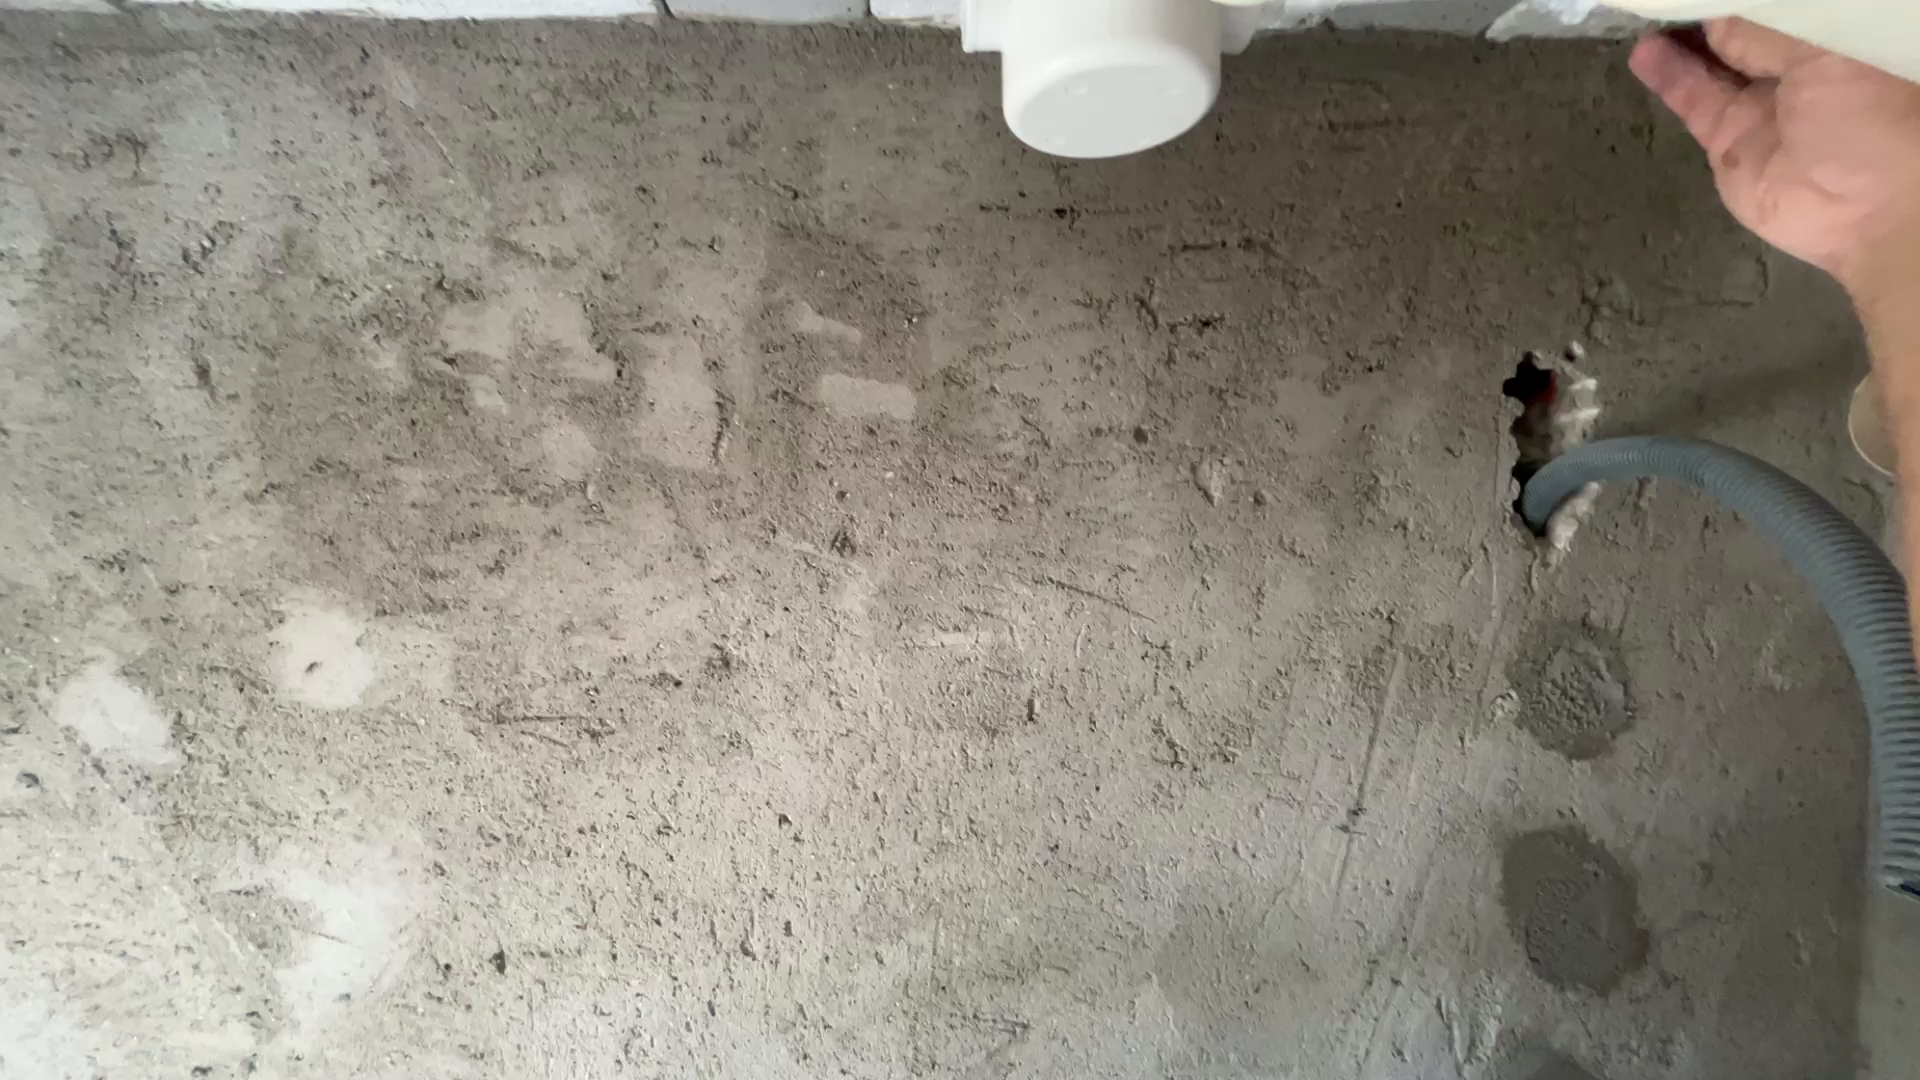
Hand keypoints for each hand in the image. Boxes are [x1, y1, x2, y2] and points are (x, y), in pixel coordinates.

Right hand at [1629, 19, 1919, 300]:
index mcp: (1855, 27)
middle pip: (1757, 22)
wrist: (1874, 200)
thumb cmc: (1884, 105)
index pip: (1795, 3)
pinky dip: (1669, 74)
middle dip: (1719, 7)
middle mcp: (1814, 56)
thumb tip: (1719, 17)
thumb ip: (1776, 29)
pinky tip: (1646, 50)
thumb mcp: (1836, 49)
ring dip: (1688, 33)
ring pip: (1721, 55)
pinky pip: (1695, 96)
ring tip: (1653, 10)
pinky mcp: (1730, 135)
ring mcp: (1769, 97)